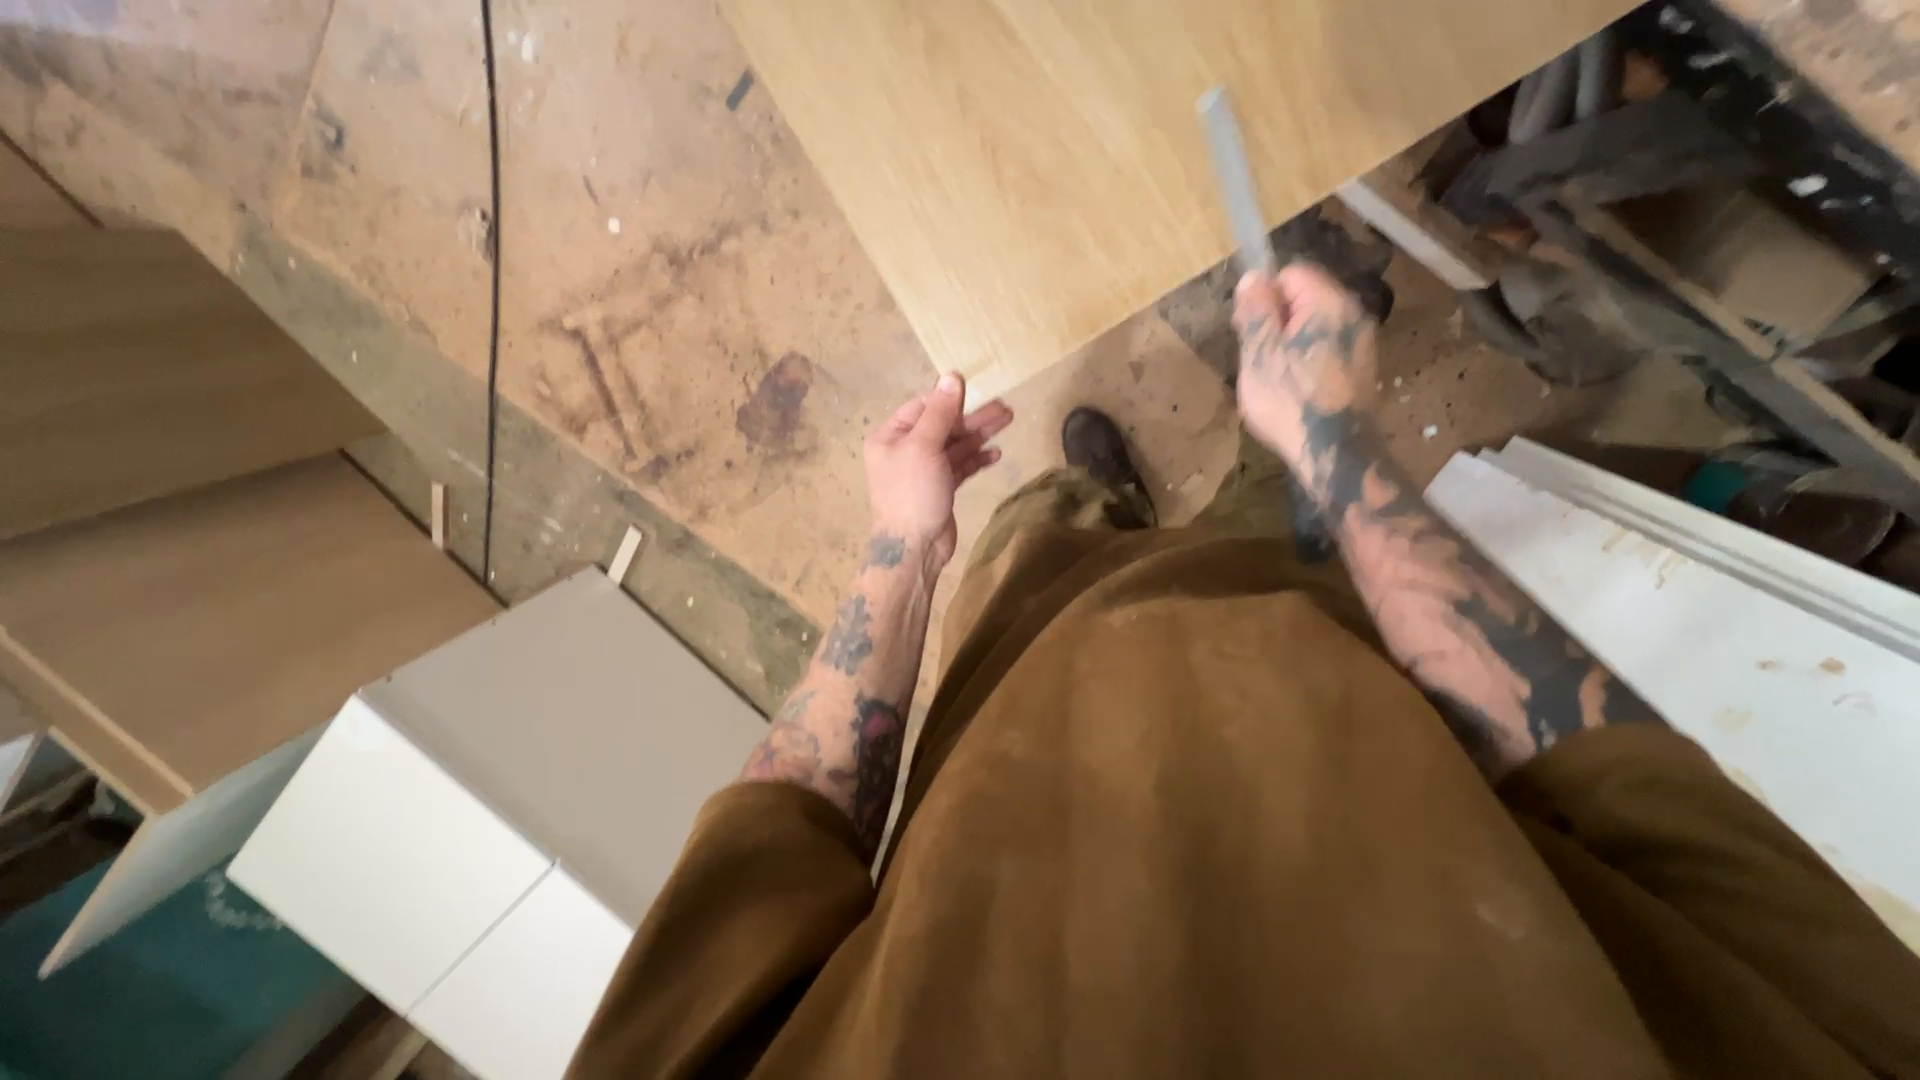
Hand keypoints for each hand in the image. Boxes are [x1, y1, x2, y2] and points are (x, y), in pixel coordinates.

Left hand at [865, 373, 1013, 568]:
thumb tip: (952, 377)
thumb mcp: (924, 446)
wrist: (914, 547)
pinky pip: (959, 467)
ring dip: (979, 435)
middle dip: (972, 417)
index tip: (978, 392)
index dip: (950, 400)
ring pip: (954, 446)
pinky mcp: (939, 489)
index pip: (923, 407)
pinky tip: (996, 454)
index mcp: (891, 437)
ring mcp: (923, 471)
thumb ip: (940, 412)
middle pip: (943, 426)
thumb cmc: (913, 493)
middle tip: (1005, 408)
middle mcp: (904, 450)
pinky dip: (976, 459)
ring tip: (1007, 421)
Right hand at [1232, 263, 1379, 462]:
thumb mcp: (1260, 353)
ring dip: (1288, 345)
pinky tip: (1293, 391)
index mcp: (1329, 303)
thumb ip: (1256, 310)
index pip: (1291, 273)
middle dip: (1274, 321)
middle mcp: (1352, 315)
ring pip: (1314, 328)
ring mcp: (1361, 344)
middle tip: (1254, 357)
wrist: (1333, 452)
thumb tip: (1253, 277)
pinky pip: (1325, 351)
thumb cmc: (1290, 400)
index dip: (1263, 295)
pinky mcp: (1360, 372)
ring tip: (1271, 378)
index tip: (1245, 328)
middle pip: (1304, 300)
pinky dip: (1305, 362)